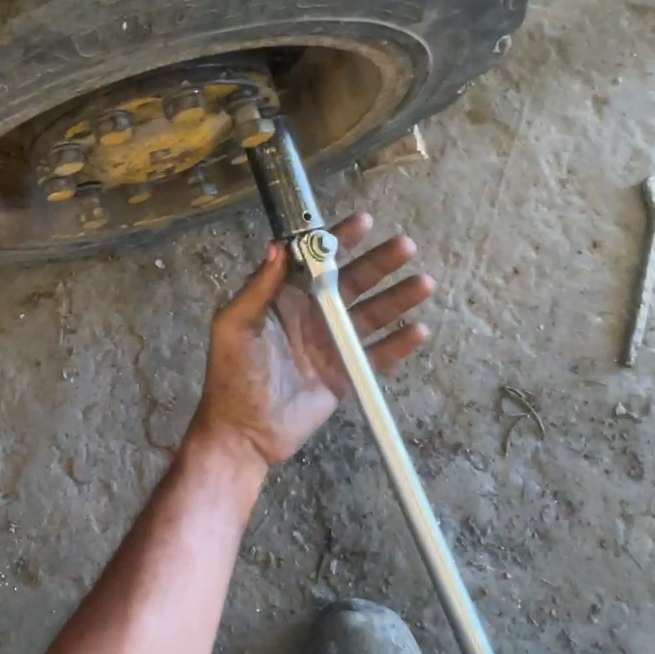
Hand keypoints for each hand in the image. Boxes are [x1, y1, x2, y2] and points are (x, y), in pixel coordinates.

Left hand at [189, 213, 433, 466]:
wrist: (243, 431)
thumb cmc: (231, 373)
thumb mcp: (235, 324)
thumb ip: (259, 287)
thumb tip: (277, 244)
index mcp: (282, 298)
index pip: (314, 261)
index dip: (337, 240)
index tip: (364, 221)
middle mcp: (310, 315)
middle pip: (351, 282)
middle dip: (378, 263)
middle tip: (405, 245)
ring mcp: (329, 345)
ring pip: (370, 314)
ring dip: (396, 297)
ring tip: (423, 282)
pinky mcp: (344, 375)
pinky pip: (376, 356)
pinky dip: (397, 344)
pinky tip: (417, 330)